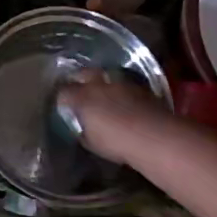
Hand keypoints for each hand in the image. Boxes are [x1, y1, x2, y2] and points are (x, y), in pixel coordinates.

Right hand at [58, 74, 176, 165]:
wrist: (154, 136)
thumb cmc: (116, 143)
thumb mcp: (91, 143)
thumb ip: (83, 131)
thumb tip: (81, 127)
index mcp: (82, 98)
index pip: (64, 92)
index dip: (62, 98)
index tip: (63, 105)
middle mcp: (99, 84)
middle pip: (84, 73)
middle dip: (79, 79)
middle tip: (79, 90)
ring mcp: (121, 83)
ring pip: (106, 75)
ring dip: (101, 82)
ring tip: (102, 93)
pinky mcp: (139, 87)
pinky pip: (124, 84)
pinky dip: (120, 89)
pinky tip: (123, 99)